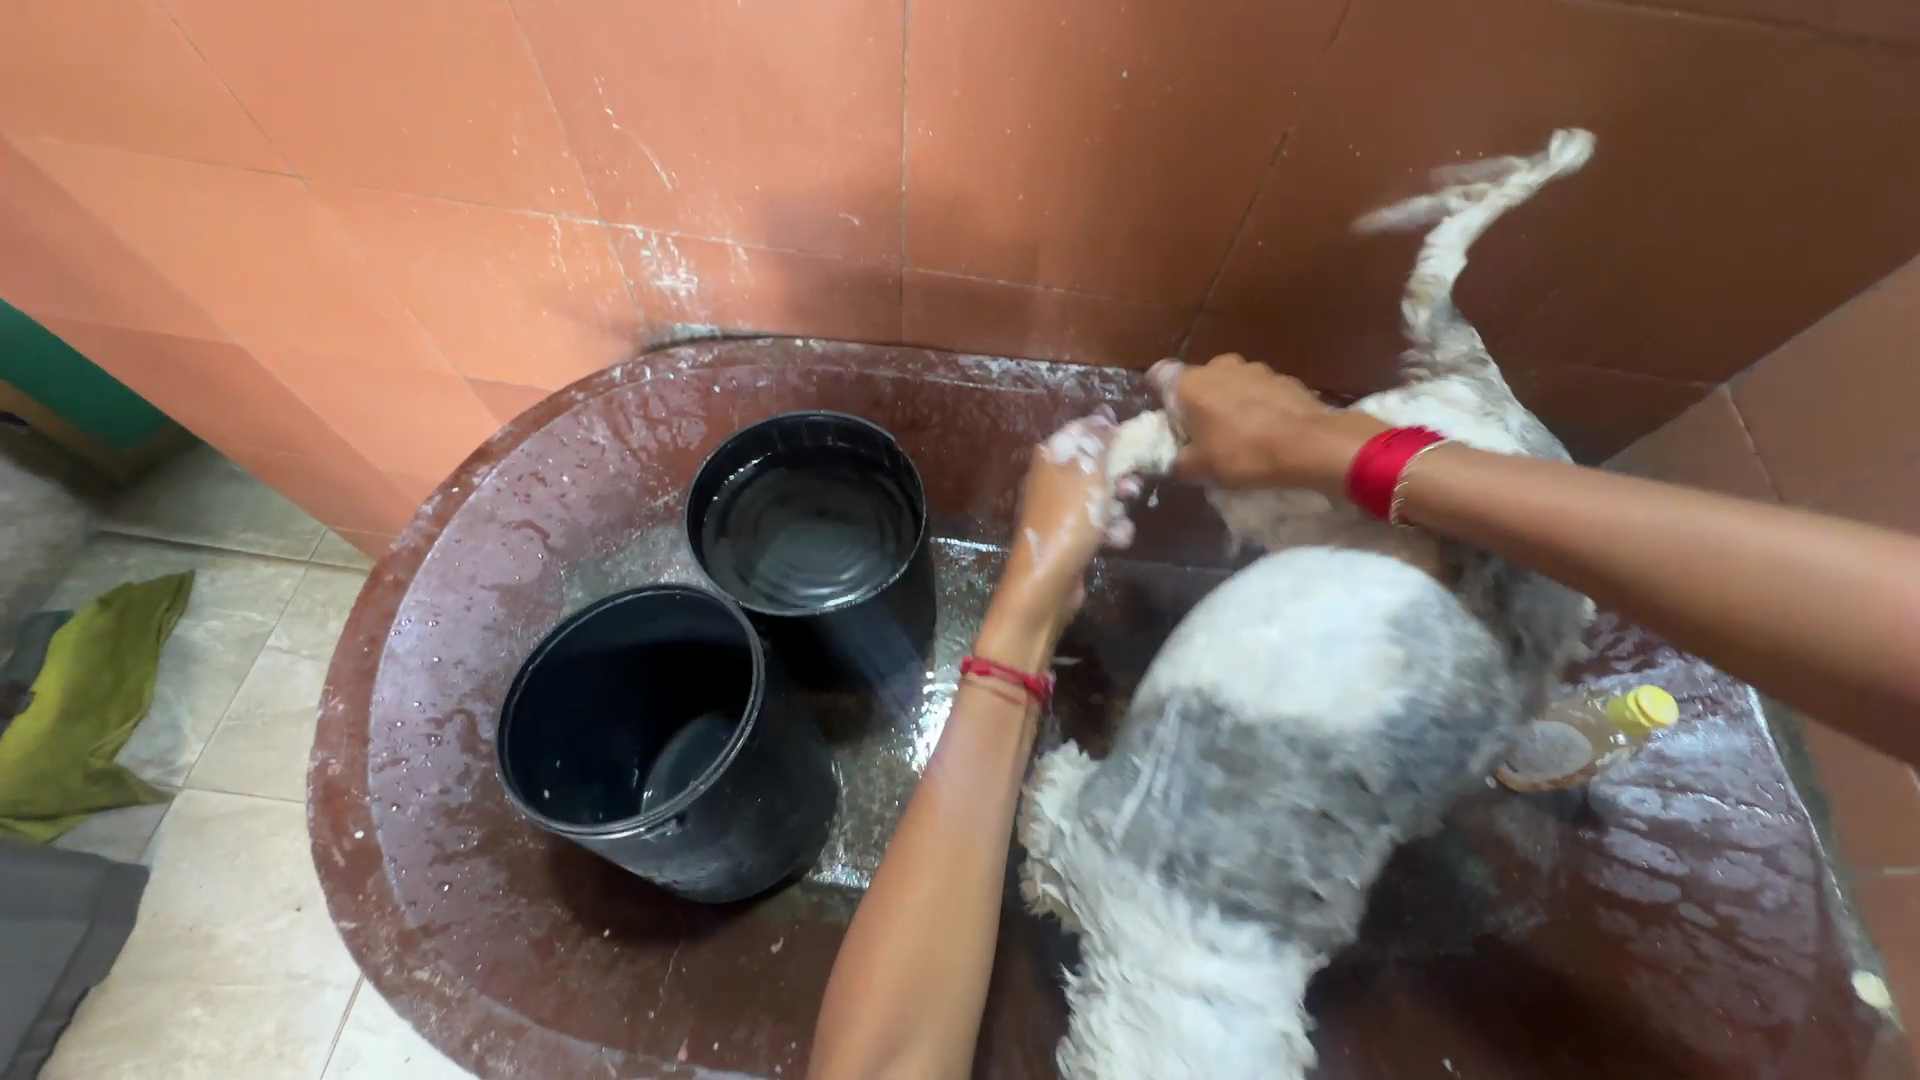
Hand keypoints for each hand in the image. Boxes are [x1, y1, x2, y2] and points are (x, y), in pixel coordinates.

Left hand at [997, 413, 1127, 628]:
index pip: (1085, 428)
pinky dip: (1110, 531)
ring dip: (1118, 509)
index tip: (1136, 441)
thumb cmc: (1069, 518)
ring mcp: (1062, 507)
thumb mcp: (1089, 471)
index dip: (1111, 432)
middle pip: (1098, 463)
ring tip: (1117, 520)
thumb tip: (1105, 416)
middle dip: (1121, 475)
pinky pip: (1100, 523)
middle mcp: (1054, 477)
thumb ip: (1100, 440)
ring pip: (1104, 495)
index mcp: (1052, 455)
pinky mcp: (1071, 534)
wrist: (1048, 577)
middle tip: (1131, 488)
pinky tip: (1112, 542)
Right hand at [1149, 354, 1386, 494]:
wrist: (1309, 445)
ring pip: (1231, 383)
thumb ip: (1179, 462)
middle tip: (1203, 432)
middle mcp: (1220, 367)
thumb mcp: (1200, 469)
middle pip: (1199, 380)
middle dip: (1198, 401)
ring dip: (1230, 402)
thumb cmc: (1242, 453)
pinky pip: (1260, 391)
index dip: (1159, 395)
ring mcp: (1256, 369)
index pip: (1160, 375)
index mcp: (1190, 384)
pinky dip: (1258, 406)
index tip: (1168, 418)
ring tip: (1239, 433)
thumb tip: (1175, 462)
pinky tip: (1267, 430)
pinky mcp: (1285, 378)